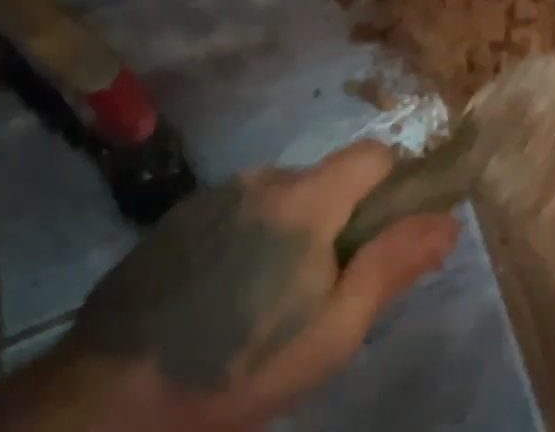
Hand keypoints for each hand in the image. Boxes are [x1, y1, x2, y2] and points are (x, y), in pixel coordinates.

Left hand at [67, 142, 459, 428]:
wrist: (106, 400)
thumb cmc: (240, 366)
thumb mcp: (335, 330)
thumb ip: (394, 264)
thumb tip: (449, 220)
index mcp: (306, 198)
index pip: (374, 155)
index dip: (393, 188)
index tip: (385, 239)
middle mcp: (261, 179)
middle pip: (328, 179)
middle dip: (340, 221)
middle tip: (325, 289)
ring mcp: (212, 198)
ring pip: (282, 198)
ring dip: (293, 232)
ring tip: (270, 300)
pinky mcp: (175, 222)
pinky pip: (239, 213)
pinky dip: (250, 240)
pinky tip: (225, 297)